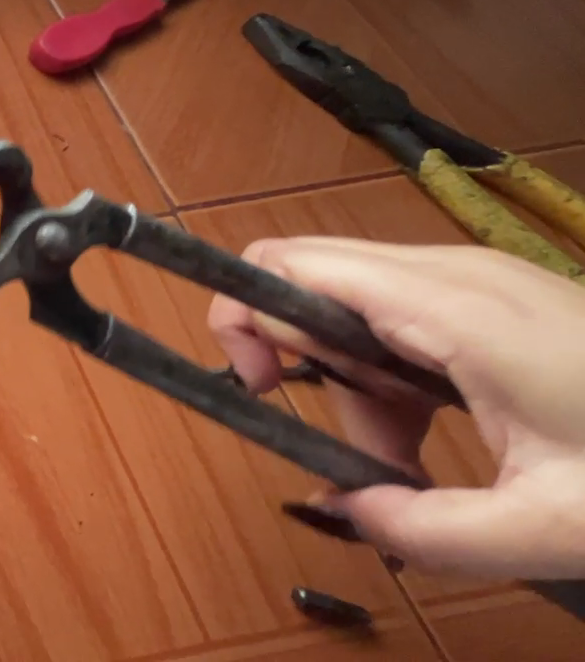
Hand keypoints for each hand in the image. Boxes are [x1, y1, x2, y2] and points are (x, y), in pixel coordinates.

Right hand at [209, 238, 584, 579]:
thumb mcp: (562, 527)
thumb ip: (431, 530)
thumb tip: (339, 514)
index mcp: (449, 305)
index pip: (283, 265)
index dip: (242, 317)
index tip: (261, 386)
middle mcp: (446, 271)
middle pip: (301, 276)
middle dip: (292, 352)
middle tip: (332, 428)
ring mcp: (472, 275)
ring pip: (342, 297)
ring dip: (344, 373)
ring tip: (398, 453)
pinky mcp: (488, 292)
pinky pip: (388, 310)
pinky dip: (383, 367)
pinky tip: (430, 423)